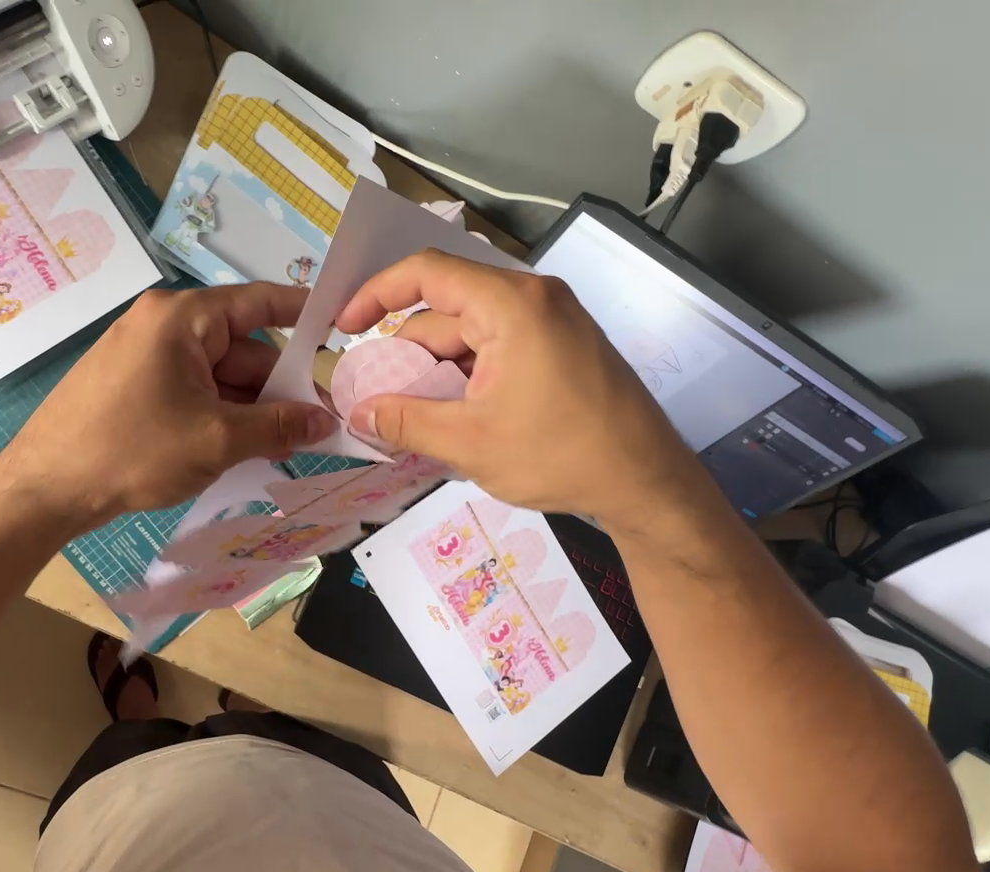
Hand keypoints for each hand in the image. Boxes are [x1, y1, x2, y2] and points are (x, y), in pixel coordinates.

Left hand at [0, 284, 336, 527]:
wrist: (47, 487)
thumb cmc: (133, 450)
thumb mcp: (217, 439)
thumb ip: (277, 427)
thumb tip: (324, 421)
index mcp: (183, 318)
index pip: (259, 302)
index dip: (304, 314)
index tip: (342, 327)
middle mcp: (164, 326)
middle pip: (242, 348)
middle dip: (277, 388)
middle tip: (314, 428)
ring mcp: (144, 357)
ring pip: (218, 376)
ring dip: (249, 410)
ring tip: (280, 449)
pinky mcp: (133, 386)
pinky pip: (192, 392)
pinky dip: (219, 416)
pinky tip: (239, 449)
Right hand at [337, 251, 704, 524]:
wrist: (646, 481)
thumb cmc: (559, 455)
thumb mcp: (469, 443)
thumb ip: (405, 421)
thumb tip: (358, 413)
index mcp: (511, 304)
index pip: (427, 273)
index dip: (376, 294)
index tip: (344, 329)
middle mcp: (533, 299)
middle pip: (446, 311)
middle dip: (406, 355)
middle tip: (376, 401)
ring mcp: (551, 322)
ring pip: (470, 336)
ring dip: (436, 373)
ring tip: (414, 421)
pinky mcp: (561, 347)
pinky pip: (497, 350)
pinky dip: (467, 378)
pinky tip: (454, 418)